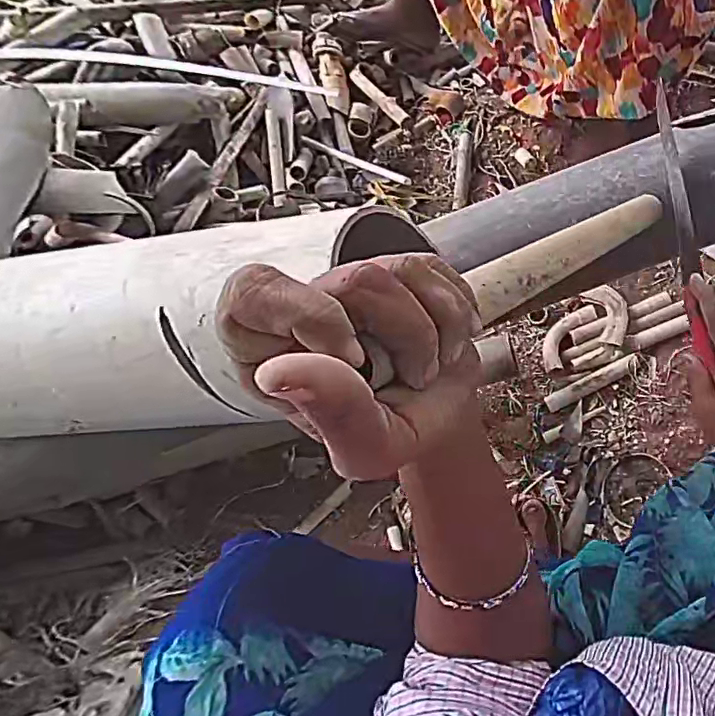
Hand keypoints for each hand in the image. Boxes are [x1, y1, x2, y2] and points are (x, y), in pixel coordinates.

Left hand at [216, 255, 483, 480]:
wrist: (440, 423)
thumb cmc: (398, 435)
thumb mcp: (366, 447)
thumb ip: (331, 411)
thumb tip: (283, 372)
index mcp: (268, 345)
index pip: (258, 294)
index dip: (316, 320)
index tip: (356, 363)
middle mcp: (307, 303)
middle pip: (356, 281)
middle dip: (411, 336)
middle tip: (418, 378)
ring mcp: (355, 281)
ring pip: (402, 270)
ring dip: (441, 325)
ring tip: (434, 362)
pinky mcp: (398, 271)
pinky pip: (433, 268)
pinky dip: (456, 310)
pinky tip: (450, 340)